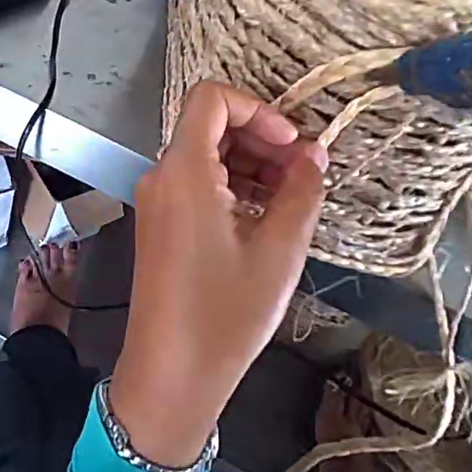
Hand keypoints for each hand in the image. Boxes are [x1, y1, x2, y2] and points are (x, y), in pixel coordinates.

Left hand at [112, 82, 328, 465]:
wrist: (170, 372)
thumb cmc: (225, 313)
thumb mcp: (279, 250)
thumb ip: (301, 191)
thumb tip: (315, 154)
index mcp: (184, 171)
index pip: (211, 98)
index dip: (257, 109)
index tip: (291, 144)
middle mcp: (161, 176)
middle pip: (210, 126)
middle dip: (260, 139)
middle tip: (302, 174)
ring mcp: (156, 200)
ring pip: (205, 155)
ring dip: (250, 164)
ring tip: (290, 198)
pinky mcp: (159, 222)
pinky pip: (195, 183)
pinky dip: (231, 185)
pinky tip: (263, 216)